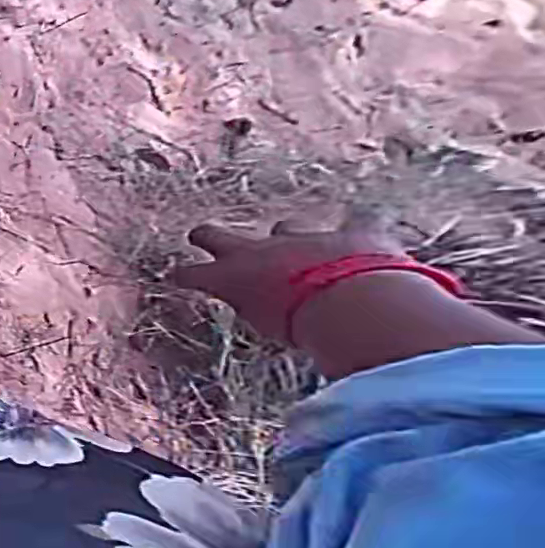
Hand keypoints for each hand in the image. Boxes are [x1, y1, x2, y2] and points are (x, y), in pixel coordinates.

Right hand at [167, 218, 405, 340]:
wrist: (351, 302)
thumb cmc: (295, 323)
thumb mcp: (258, 320)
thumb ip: (252, 305)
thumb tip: (257, 304)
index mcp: (224, 276)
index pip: (187, 273)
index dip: (184, 275)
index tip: (181, 277)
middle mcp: (253, 251)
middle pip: (213, 235)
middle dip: (207, 236)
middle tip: (202, 236)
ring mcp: (300, 238)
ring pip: (286, 227)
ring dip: (291, 237)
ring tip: (302, 249)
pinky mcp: (348, 234)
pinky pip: (357, 224)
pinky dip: (359, 229)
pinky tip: (366, 232)